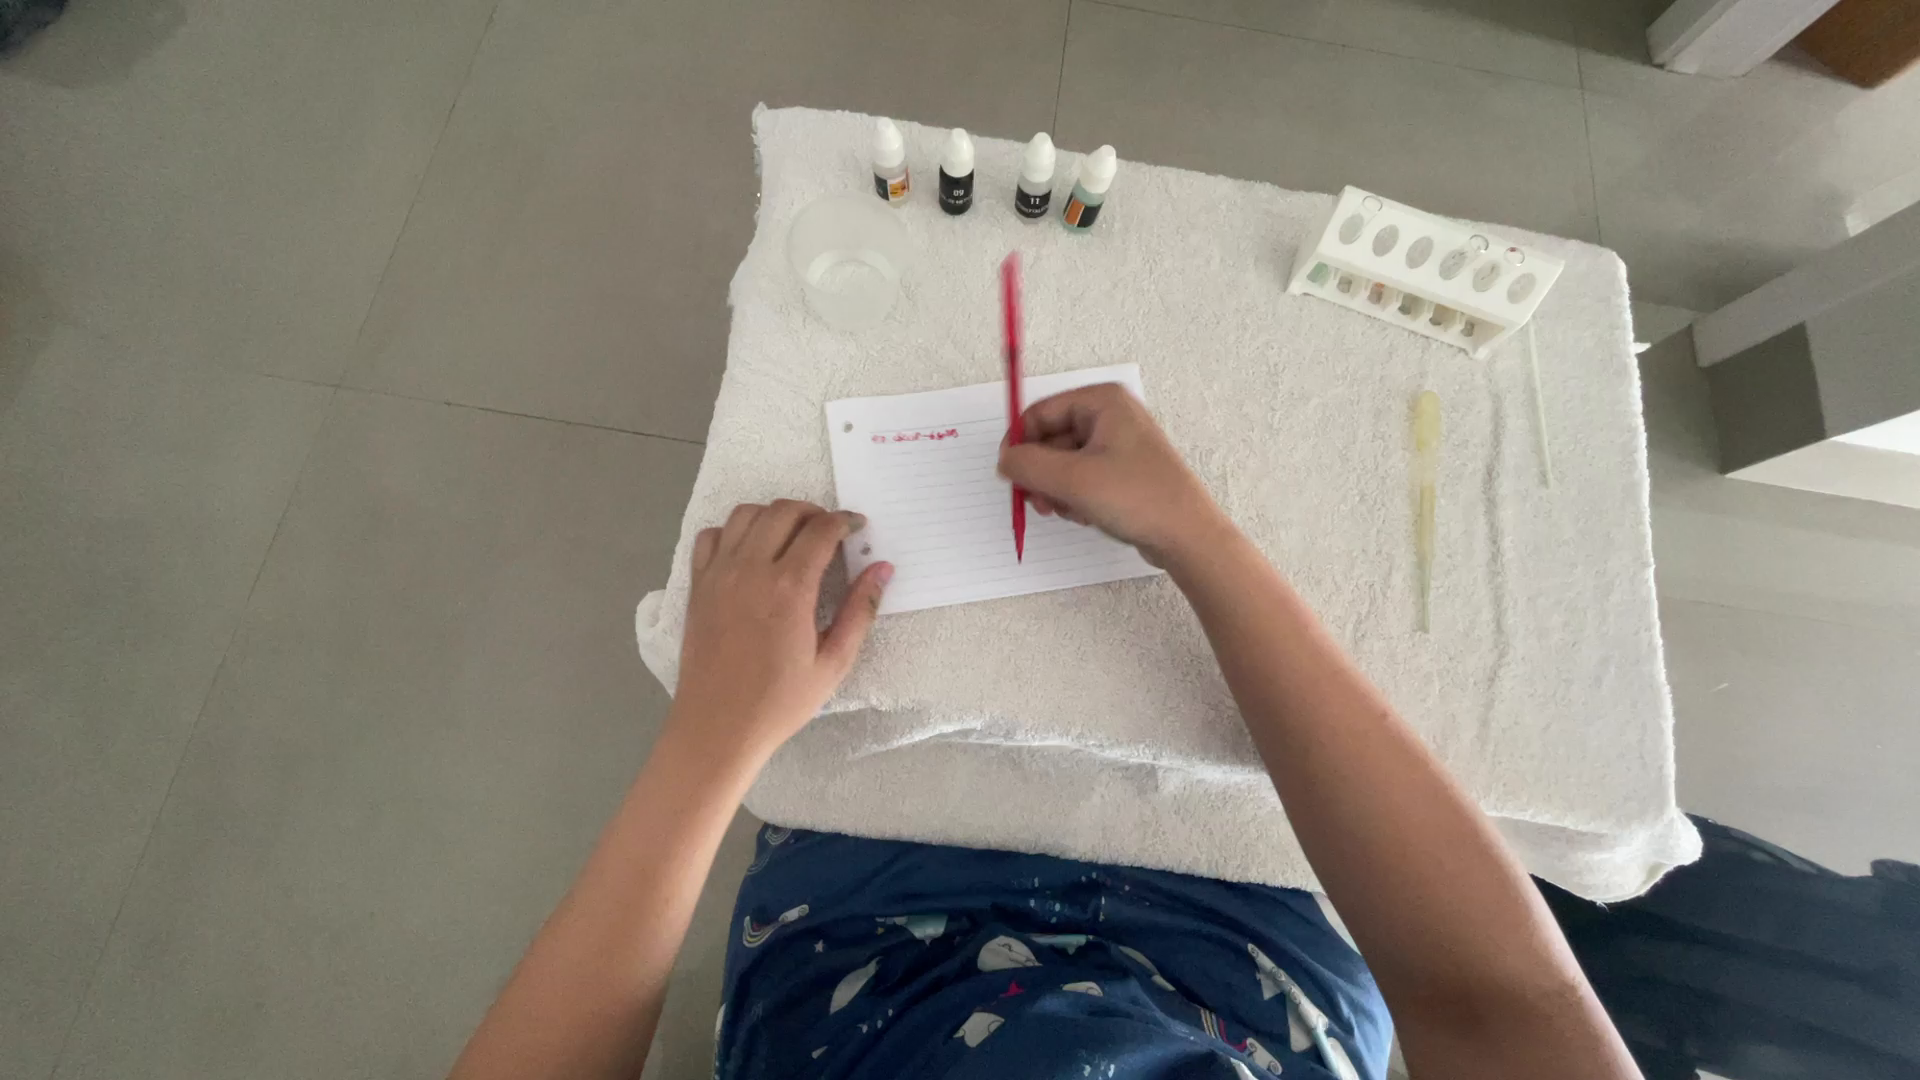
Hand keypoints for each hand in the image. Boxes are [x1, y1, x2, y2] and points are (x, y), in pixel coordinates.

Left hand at [671, 500, 891, 761]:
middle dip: (813, 512)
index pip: (821, 530)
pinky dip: (735, 531)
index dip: (844, 521)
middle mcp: (751, 570)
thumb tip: (882, 569)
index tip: (857, 526)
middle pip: (783, 511)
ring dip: (774, 515)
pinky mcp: (697, 585)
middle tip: (829, 531)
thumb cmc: (781, 701)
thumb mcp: (834, 662)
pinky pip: (712, 536)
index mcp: (789, 588)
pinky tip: (750, 551)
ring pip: (746, 514)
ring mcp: (718, 574)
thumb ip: (860, 610)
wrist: (717, 727)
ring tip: (792, 535)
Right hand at [997, 383, 1231, 564]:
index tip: (1009, 475)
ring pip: (1062, 464)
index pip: (1039, 413)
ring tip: (1069, 511)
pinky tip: (1085, 515)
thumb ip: (1027, 465)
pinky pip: (1080, 479)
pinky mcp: (1121, 472)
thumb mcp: (1072, 480)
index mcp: (1101, 402)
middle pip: (1049, 440)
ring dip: (1055, 490)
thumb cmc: (1138, 498)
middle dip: (1040, 474)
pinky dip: (1073, 498)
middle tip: (1039, 502)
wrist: (1186, 536)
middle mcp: (1110, 416)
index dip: (1019, 444)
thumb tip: (1004, 461)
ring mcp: (1117, 445)